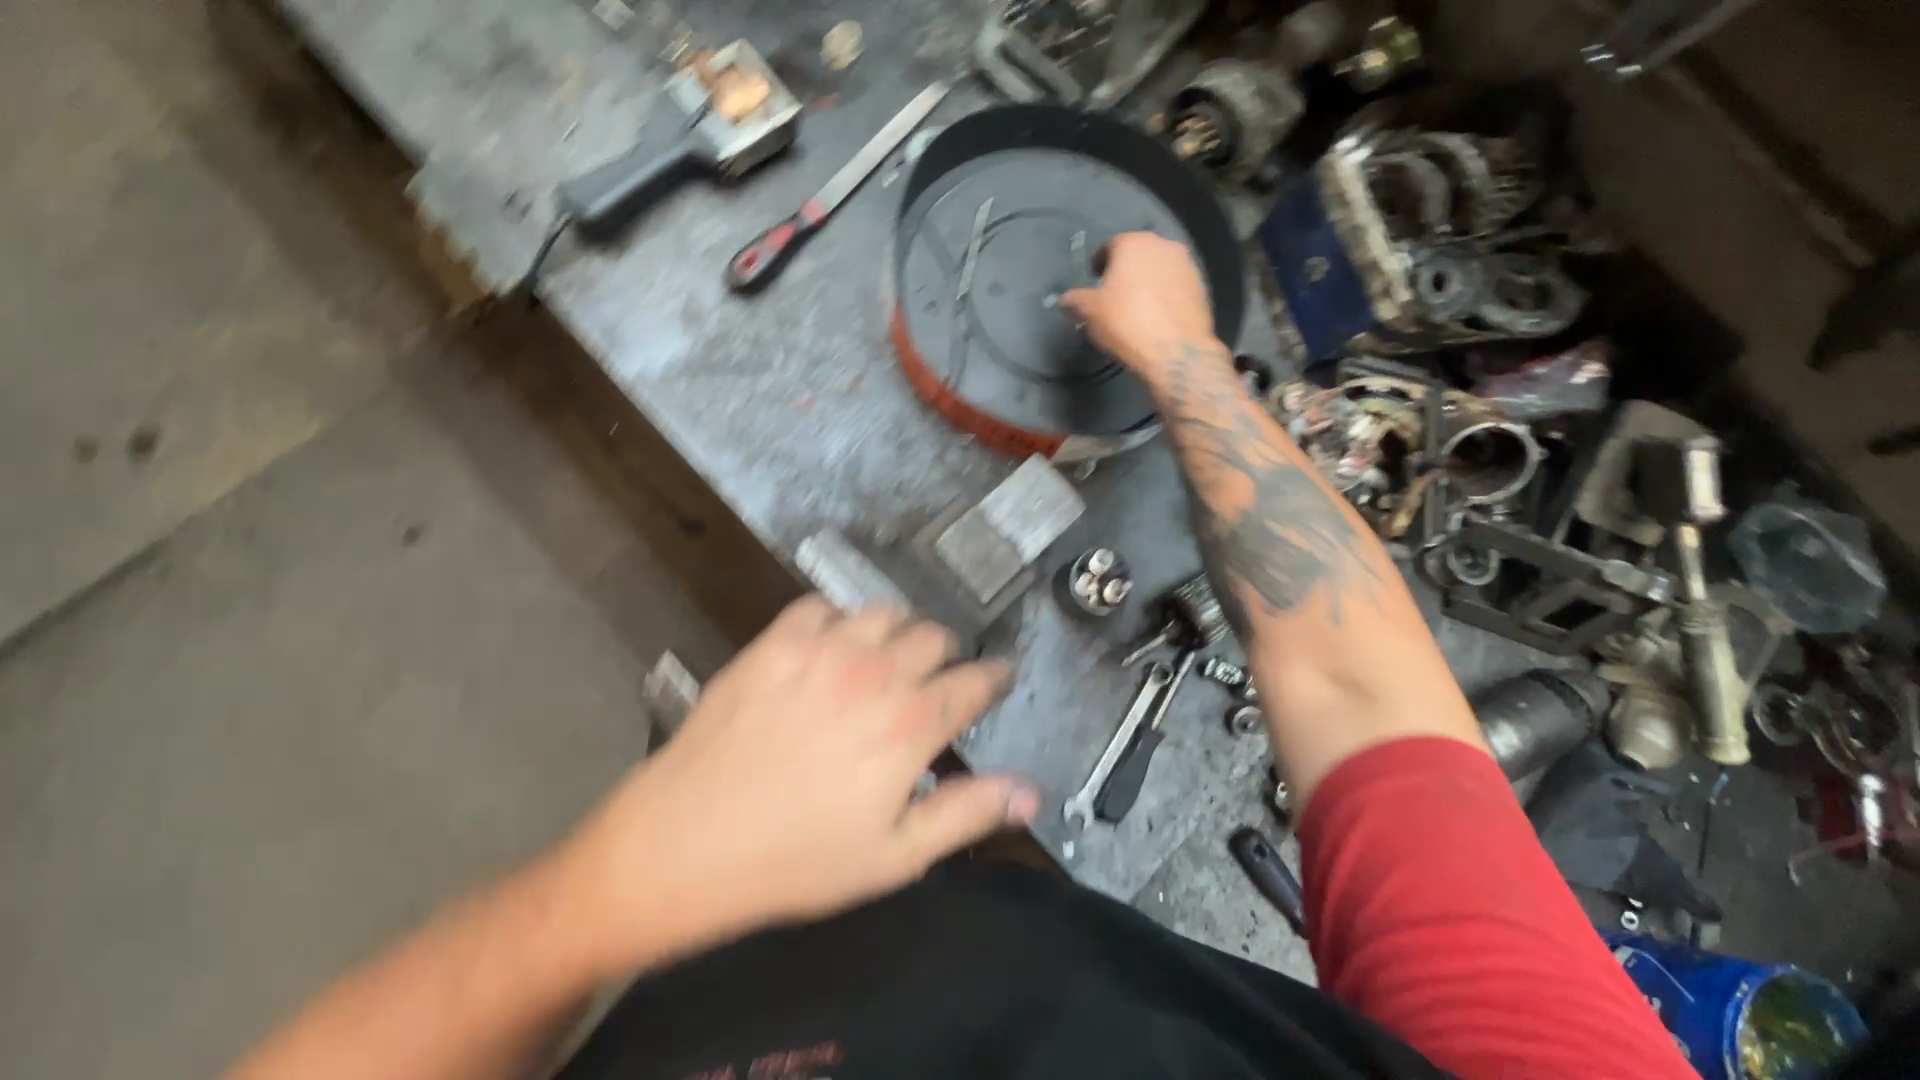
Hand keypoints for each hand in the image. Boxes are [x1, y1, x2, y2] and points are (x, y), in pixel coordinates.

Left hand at [552, 598, 1037, 976]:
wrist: (683, 845)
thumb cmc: (796, 861)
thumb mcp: (894, 857)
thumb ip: (967, 813)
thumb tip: (1031, 792)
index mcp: (910, 724)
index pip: (974, 680)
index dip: (994, 678)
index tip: (998, 679)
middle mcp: (873, 672)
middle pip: (934, 636)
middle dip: (947, 654)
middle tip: (938, 678)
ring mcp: (820, 650)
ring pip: (883, 611)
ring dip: (898, 630)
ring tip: (889, 655)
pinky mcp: (773, 643)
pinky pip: (821, 606)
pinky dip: (838, 619)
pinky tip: (832, 646)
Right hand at [1062, 231, 1219, 374]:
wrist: (1175, 350)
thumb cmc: (1126, 322)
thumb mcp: (1090, 312)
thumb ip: (1075, 300)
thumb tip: (1064, 299)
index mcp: (1133, 243)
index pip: (1110, 246)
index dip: (1100, 262)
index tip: (1096, 278)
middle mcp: (1163, 245)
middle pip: (1138, 254)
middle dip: (1126, 269)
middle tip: (1116, 292)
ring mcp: (1187, 264)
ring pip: (1160, 268)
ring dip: (1148, 280)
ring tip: (1138, 305)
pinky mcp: (1202, 286)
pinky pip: (1176, 285)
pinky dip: (1166, 294)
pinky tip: (1158, 314)